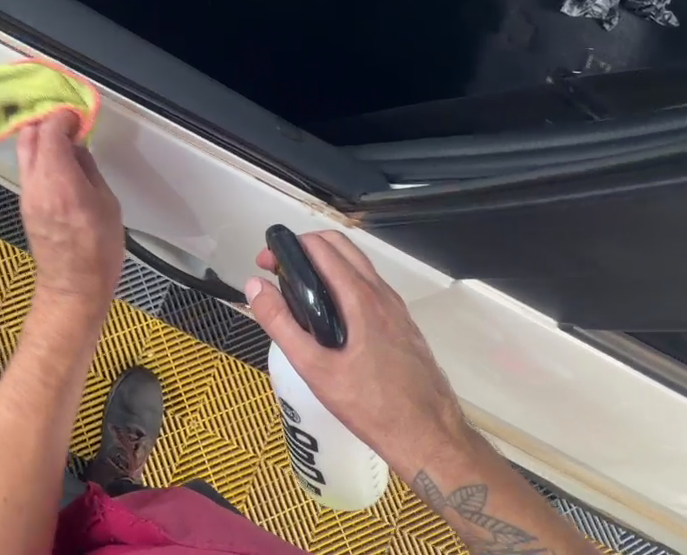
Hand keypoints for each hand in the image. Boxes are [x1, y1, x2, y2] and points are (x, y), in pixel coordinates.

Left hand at [15, 110, 122, 316]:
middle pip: (29, 135)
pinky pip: (28, 169)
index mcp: (60, 182)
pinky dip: (40, 157)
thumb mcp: (107, 203)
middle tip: (69, 124)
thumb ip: (89, 170)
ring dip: (42, 139)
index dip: (63, 117)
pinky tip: (59, 163)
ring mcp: (27, 195)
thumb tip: (79, 150)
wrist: (74, 289)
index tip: (76, 116)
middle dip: (48, 122)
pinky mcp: (25, 205)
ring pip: (24, 151)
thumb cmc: (96, 253)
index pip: (50, 131)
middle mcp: (37, 185)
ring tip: (66, 142)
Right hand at [246, 231, 472, 476]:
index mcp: (361, 298)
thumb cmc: (371, 407)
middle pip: (341, 246)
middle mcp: (382, 294)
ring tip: (300, 290)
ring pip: (359, 265)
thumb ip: (281, 324)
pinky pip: (371, 287)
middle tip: (280, 270)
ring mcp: (397, 309)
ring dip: (326, 262)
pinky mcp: (404, 326)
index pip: (320, 247)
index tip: (266, 263)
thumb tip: (255, 286)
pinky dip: (345, 281)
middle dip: (305, 246)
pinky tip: (331, 316)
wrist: (431, 440)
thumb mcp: (315, 369)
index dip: (287, 246)